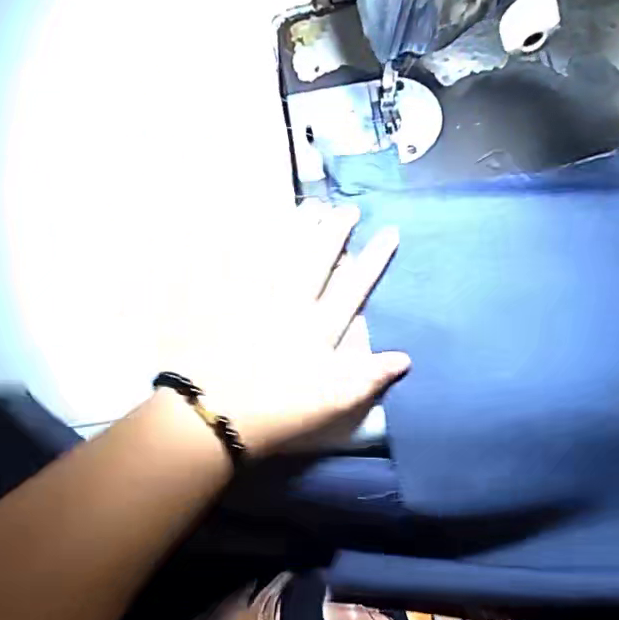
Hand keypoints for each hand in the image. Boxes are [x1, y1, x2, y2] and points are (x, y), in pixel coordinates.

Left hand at [163, 202, 410, 457]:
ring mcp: (251, 299)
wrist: (213, 414)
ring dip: (295, 227)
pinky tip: (243, 223)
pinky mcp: (217, 303)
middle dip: (334, 232)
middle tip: (347, 207)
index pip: (352, 288)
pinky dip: (237, 241)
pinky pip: (229, 263)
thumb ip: (368, 378)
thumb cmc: (276, 414)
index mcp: (317, 329)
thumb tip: (405, 358)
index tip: (389, 231)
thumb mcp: (331, 404)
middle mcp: (288, 305)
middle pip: (315, 260)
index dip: (374, 259)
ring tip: (308, 205)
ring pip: (277, 253)